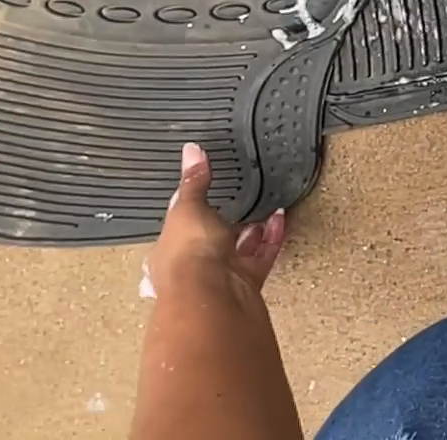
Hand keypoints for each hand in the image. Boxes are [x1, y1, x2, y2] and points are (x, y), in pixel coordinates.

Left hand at [147, 142, 286, 306]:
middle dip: (224, 227)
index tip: (202, 202)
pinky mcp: (247, 280)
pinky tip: (281, 218)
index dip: (187, 217)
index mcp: (166, 253)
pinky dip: (273, 235)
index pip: (177, 230)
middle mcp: (191, 269)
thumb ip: (194, 181)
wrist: (212, 294)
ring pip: (237, 249)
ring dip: (253, 230)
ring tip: (267, 210)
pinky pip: (262, 254)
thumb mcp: (188, 208)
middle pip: (209, 243)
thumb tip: (190, 151)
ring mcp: (220, 277)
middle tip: (239, 208)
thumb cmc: (188, 257)